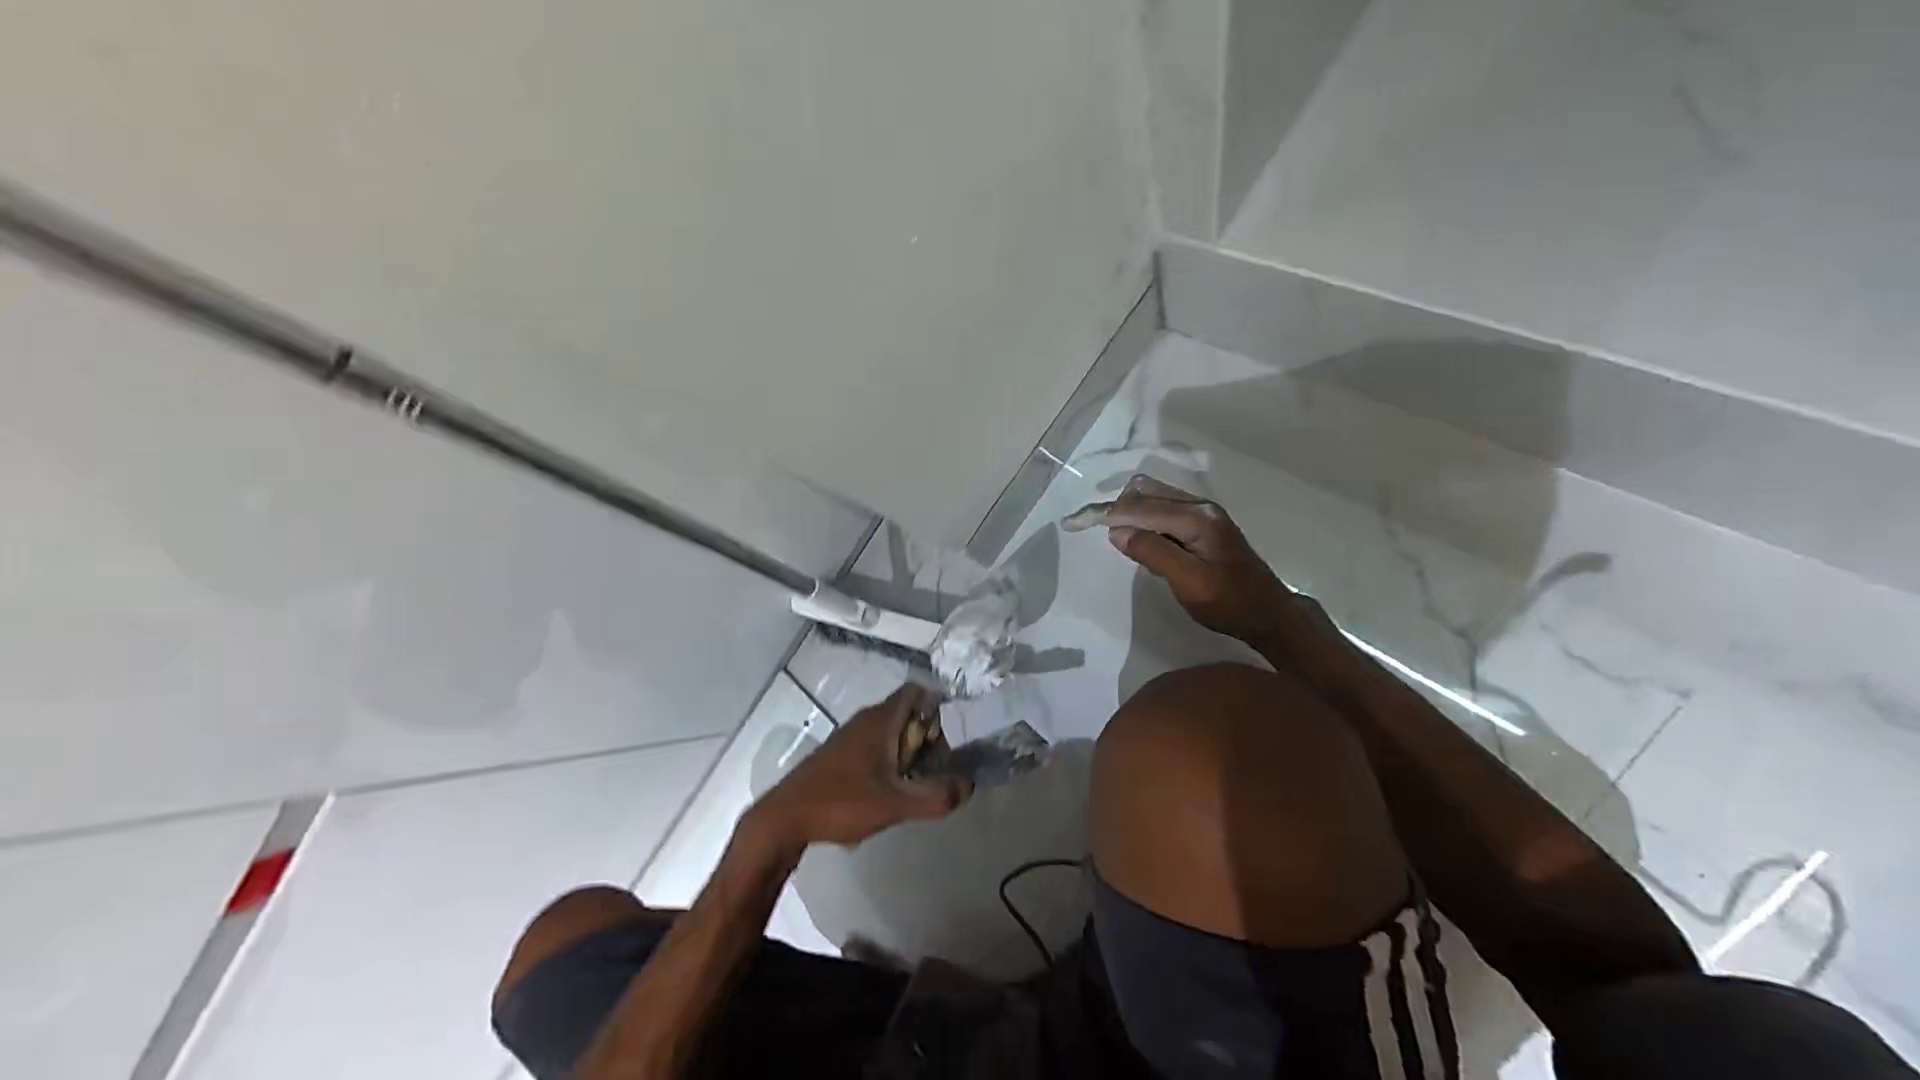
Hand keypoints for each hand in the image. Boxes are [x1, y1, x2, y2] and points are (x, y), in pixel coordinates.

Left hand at [746, 684, 969, 850]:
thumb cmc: (841, 802)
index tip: (952, 736)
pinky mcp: (839, 756)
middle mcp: (865, 720)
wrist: (785, 818)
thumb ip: (936, 796)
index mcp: (881, 720)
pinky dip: (891, 762)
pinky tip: (890, 792)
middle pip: (908, 714)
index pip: (917, 692)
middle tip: (940, 765)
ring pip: (891, 733)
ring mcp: (850, 738)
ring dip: (910, 752)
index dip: (939, 708)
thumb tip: (968, 786)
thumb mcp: (896, 804)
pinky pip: (875, 747)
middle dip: (929, 736)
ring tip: (919, 782)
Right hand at [1094, 475, 1334, 651]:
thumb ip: (1153, 553)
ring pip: (1154, 497)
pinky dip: (1144, 519)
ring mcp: (1204, 513)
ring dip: (1130, 513)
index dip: (1105, 514)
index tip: (1074, 522)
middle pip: (1145, 492)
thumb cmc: (1229, 603)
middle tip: (1090, 529)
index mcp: (1197, 517)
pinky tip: (1142, 543)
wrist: (1270, 614)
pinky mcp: (1203, 524)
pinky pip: (1164, 510)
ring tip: (1117, 539)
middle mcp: (1200, 506)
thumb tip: (1116, 531)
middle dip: (1115, 508)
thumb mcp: (1188, 583)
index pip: (1140, 507)